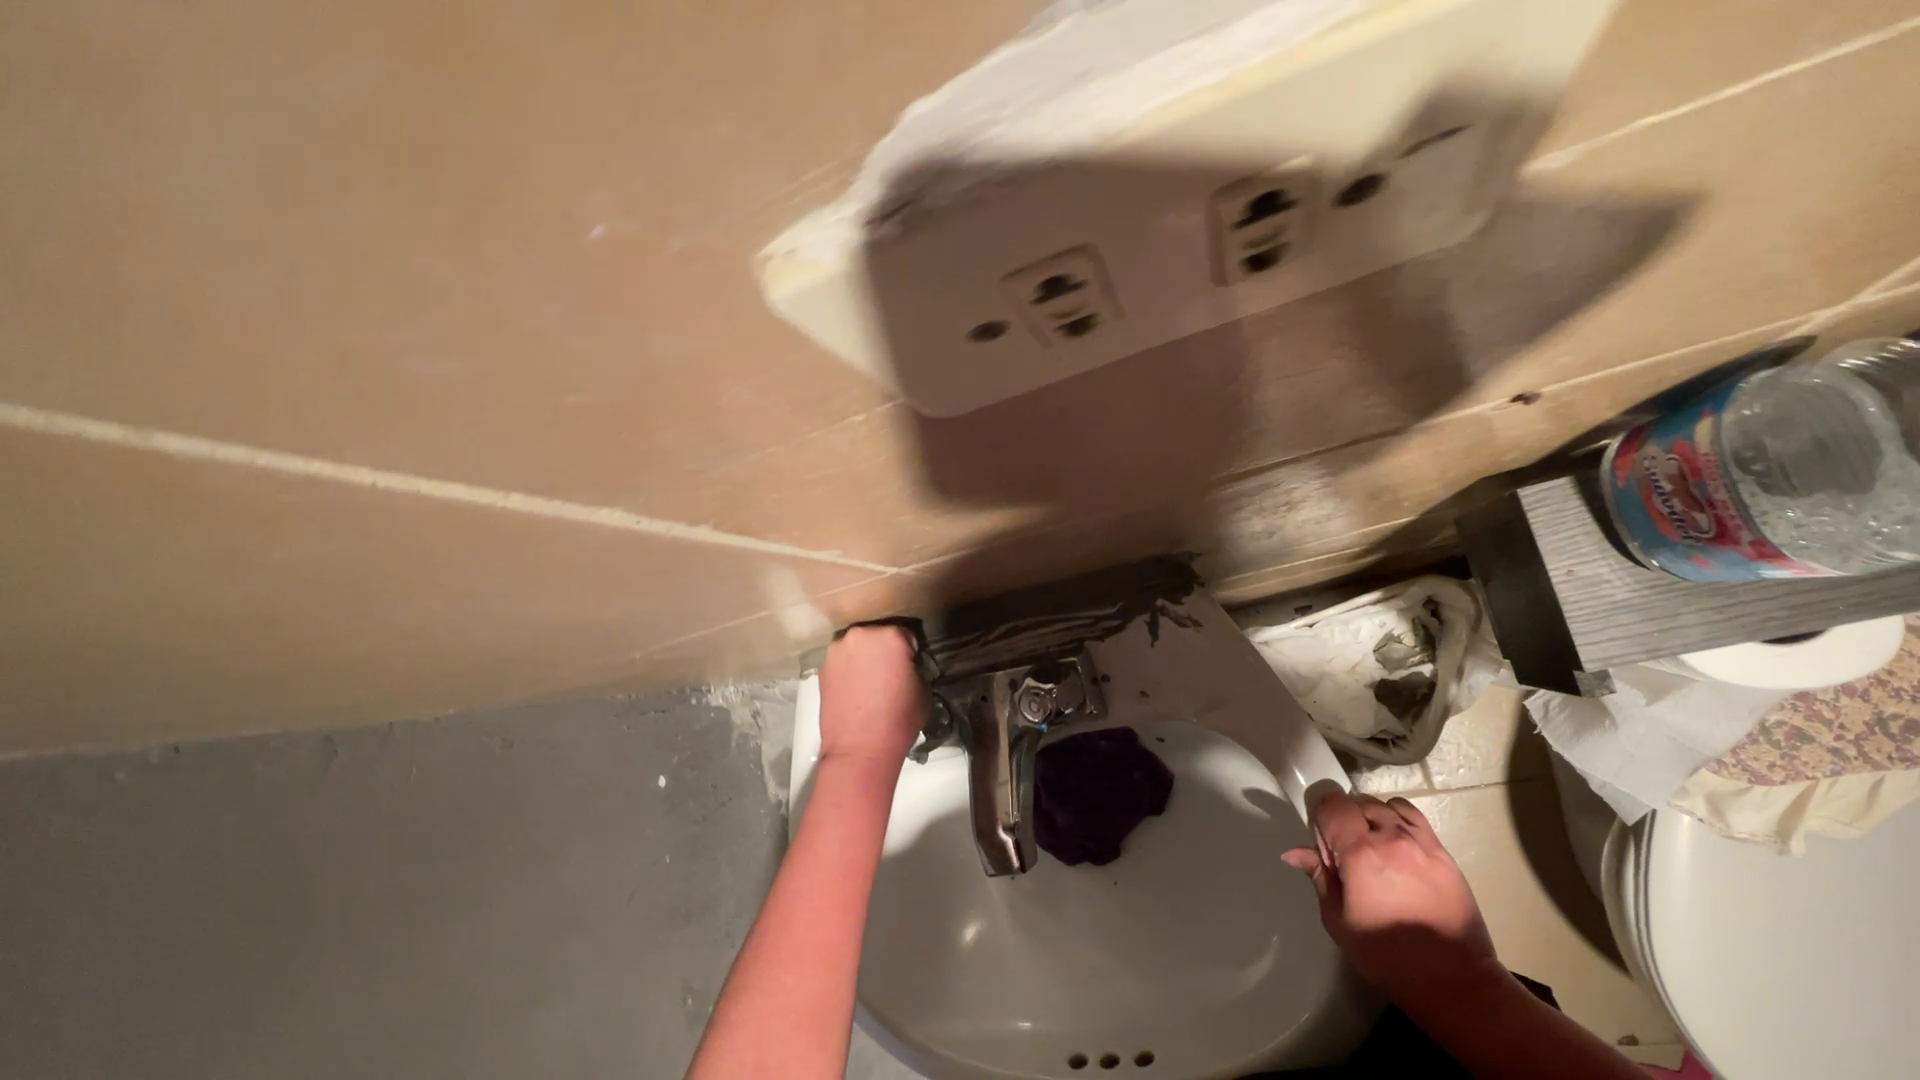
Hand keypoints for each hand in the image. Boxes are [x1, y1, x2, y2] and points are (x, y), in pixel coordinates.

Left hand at [816, 624, 927, 767]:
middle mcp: (860, 635)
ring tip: (870, 683)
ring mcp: (838, 650)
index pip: (906, 635)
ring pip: (858, 647)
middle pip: (877, 636)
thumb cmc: (899, 718)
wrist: (860, 748)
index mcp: (890, 635)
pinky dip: (849, 669)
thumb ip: (915, 668)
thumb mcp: (924, 688)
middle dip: (884, 650)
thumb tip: (907, 666)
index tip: (910, 668)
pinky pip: (843, 661)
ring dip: (865, 658)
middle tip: (890, 674)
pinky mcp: (823, 667)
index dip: (910, 653)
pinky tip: (856, 689)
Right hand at [1283, 791, 1504, 1012]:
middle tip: (1346, 850)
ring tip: (1374, 845)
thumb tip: (1294, 853)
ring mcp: (1422, 843)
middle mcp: (1392, 839)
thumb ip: (1320, 878)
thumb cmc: (1386, 955)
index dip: (1322, 814)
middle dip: (1346, 818)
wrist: (1454, 979)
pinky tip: (1397, 846)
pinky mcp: (1444, 853)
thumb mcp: (1339, 920)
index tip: (1323, 837)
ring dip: (1374, 817)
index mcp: (1360, 854)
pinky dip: (1399, 821)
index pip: (1333, 805)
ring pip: (1388, 806)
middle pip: (1360, 802)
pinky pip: (1416, 819)